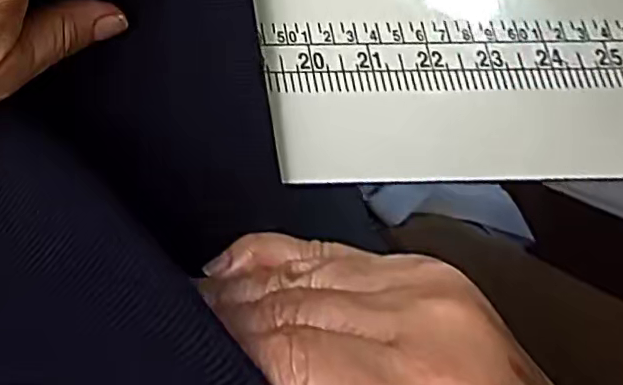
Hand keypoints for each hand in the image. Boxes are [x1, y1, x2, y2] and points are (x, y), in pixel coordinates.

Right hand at [200, 233, 551, 384]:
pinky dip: (272, 256)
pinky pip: (321, 250)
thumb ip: (300, 375)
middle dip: (229, 312)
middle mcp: (423, 327)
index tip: (202, 343)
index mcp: (417, 380)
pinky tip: (240, 266)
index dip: (230, 340)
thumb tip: (235, 352)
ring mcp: (426, 290)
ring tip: (209, 298)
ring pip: (294, 269)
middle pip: (283, 303)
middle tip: (196, 319)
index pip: (281, 344)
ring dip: (241, 285)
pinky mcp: (426, 271)